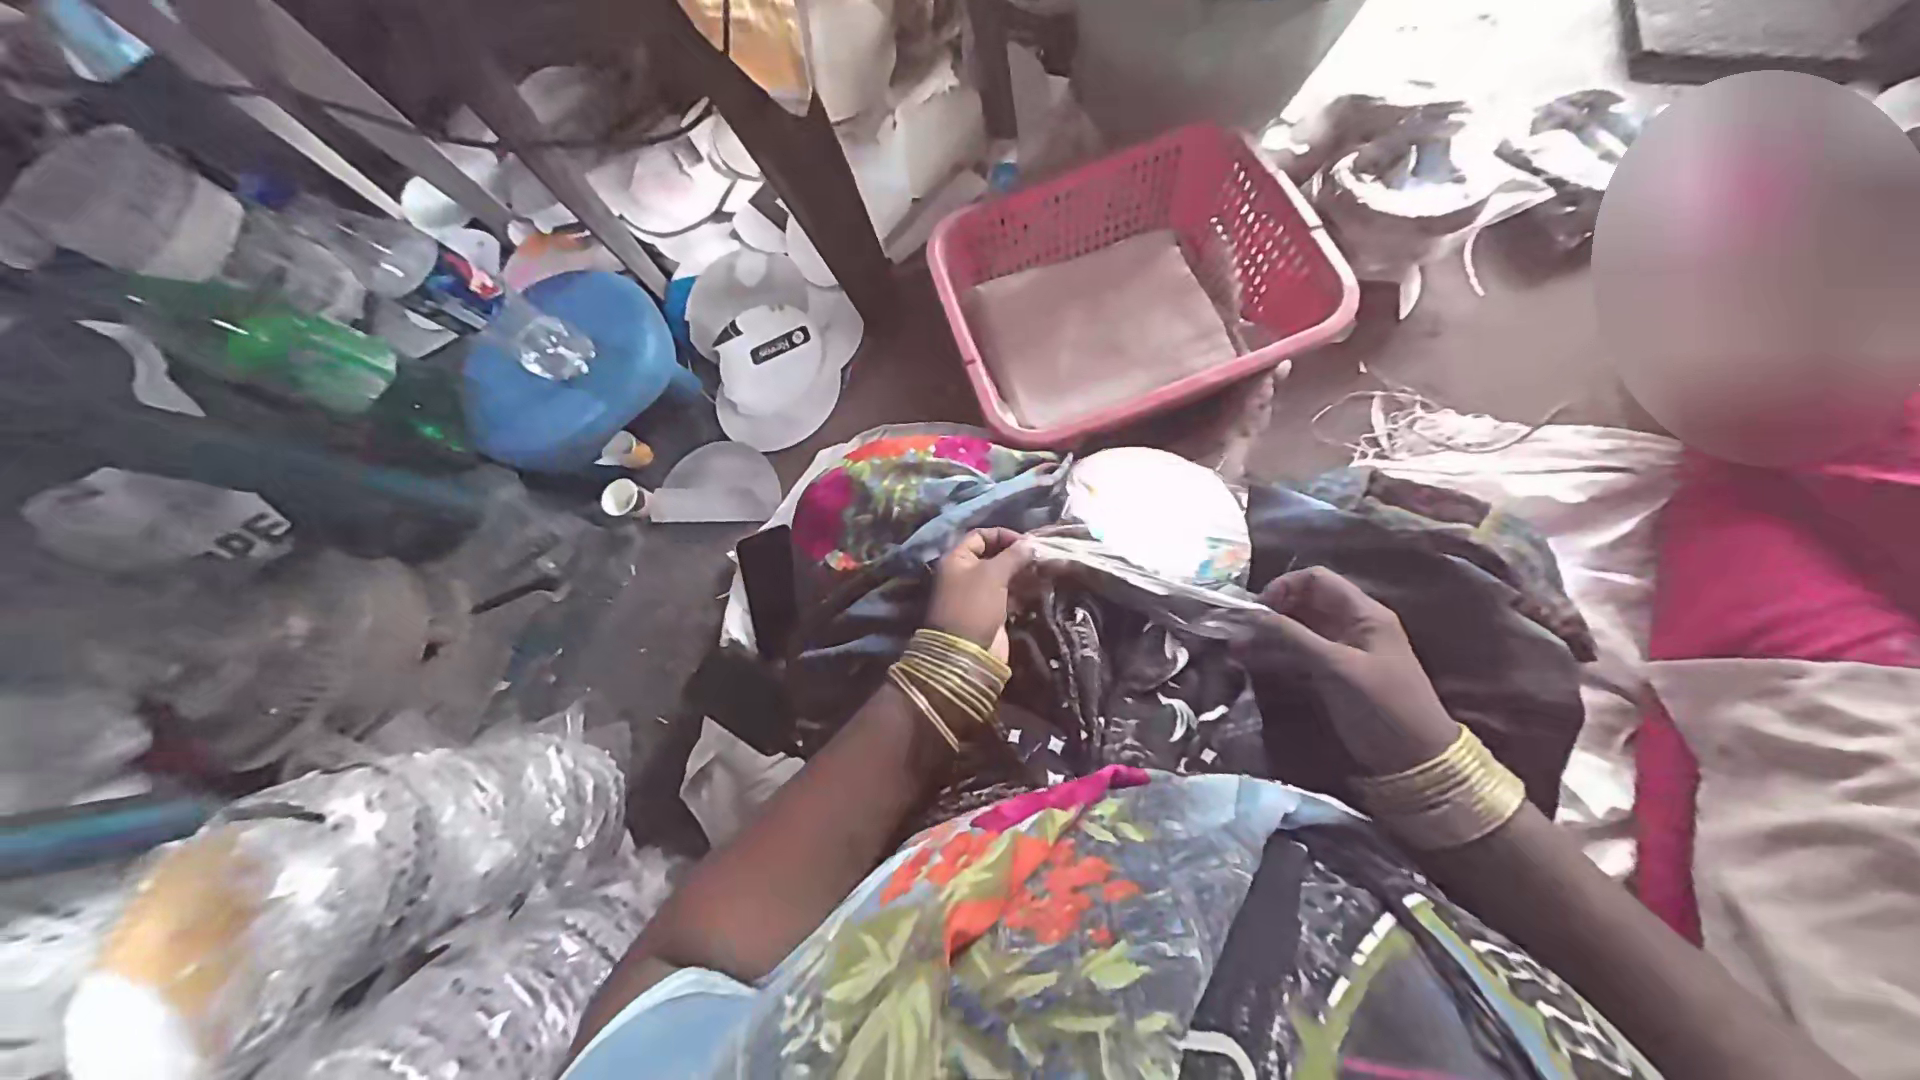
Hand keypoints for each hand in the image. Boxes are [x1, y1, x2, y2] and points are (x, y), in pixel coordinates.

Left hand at [926, 528, 1033, 661]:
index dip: (1003, 535)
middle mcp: (965, 573)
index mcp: (957, 559)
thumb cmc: (974, 605)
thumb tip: (1030, 543)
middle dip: (1016, 555)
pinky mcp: (990, 611)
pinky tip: (1039, 589)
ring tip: (1044, 572)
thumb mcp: (993, 574)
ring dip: (1022, 573)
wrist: (967, 652)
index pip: (980, 536)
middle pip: (993, 555)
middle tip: (1039, 557)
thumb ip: (1013, 556)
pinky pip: (1008, 594)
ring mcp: (978, 594)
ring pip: (1003, 576)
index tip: (1026, 542)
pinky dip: (1022, 591)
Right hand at [1231, 566, 1458, 773]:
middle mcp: (1348, 625)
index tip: (1259, 608)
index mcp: (1362, 613)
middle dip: (1269, 612)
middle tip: (1239, 628)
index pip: (1316, 580)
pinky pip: (1295, 654)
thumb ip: (1295, 636)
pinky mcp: (1328, 673)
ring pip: (1294, 629)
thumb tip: (1254, 614)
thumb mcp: (1338, 666)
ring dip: (1266, 635)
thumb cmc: (1383, 704)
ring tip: (1235, 648)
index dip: (1284, 586)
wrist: (1413, 758)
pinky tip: (1248, 662)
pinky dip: (1273, 654)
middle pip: (1301, 603)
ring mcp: (1337, 650)